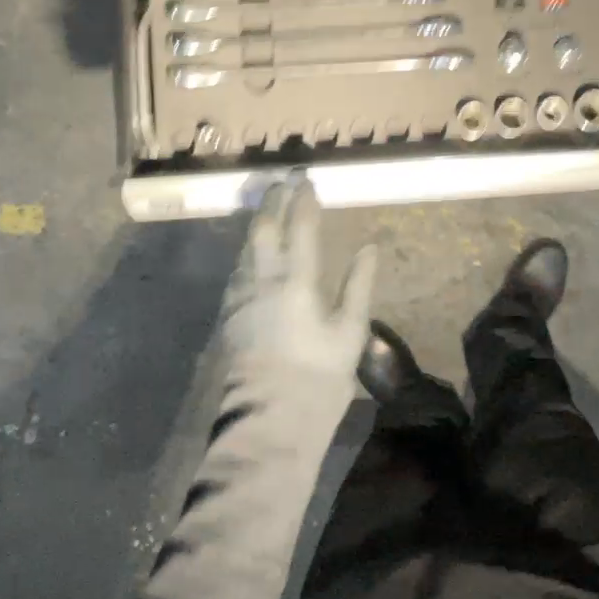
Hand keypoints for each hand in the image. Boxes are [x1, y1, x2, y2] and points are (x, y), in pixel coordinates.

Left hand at [221, 176, 377, 389]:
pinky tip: (254, 249)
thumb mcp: (349, 332)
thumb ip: (357, 286)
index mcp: (297, 281)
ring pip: (247, 246)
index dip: (304, 201)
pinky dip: (249, 248)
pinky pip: (239, 267)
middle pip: (265, 227)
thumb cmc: (319, 377)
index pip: (300, 227)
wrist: (269, 418)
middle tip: (283, 181)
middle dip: (274, 200)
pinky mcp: (229, 312)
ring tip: (268, 206)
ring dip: (259, 221)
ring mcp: (241, 295)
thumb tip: (369, 248)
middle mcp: (263, 279)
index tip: (308, 181)